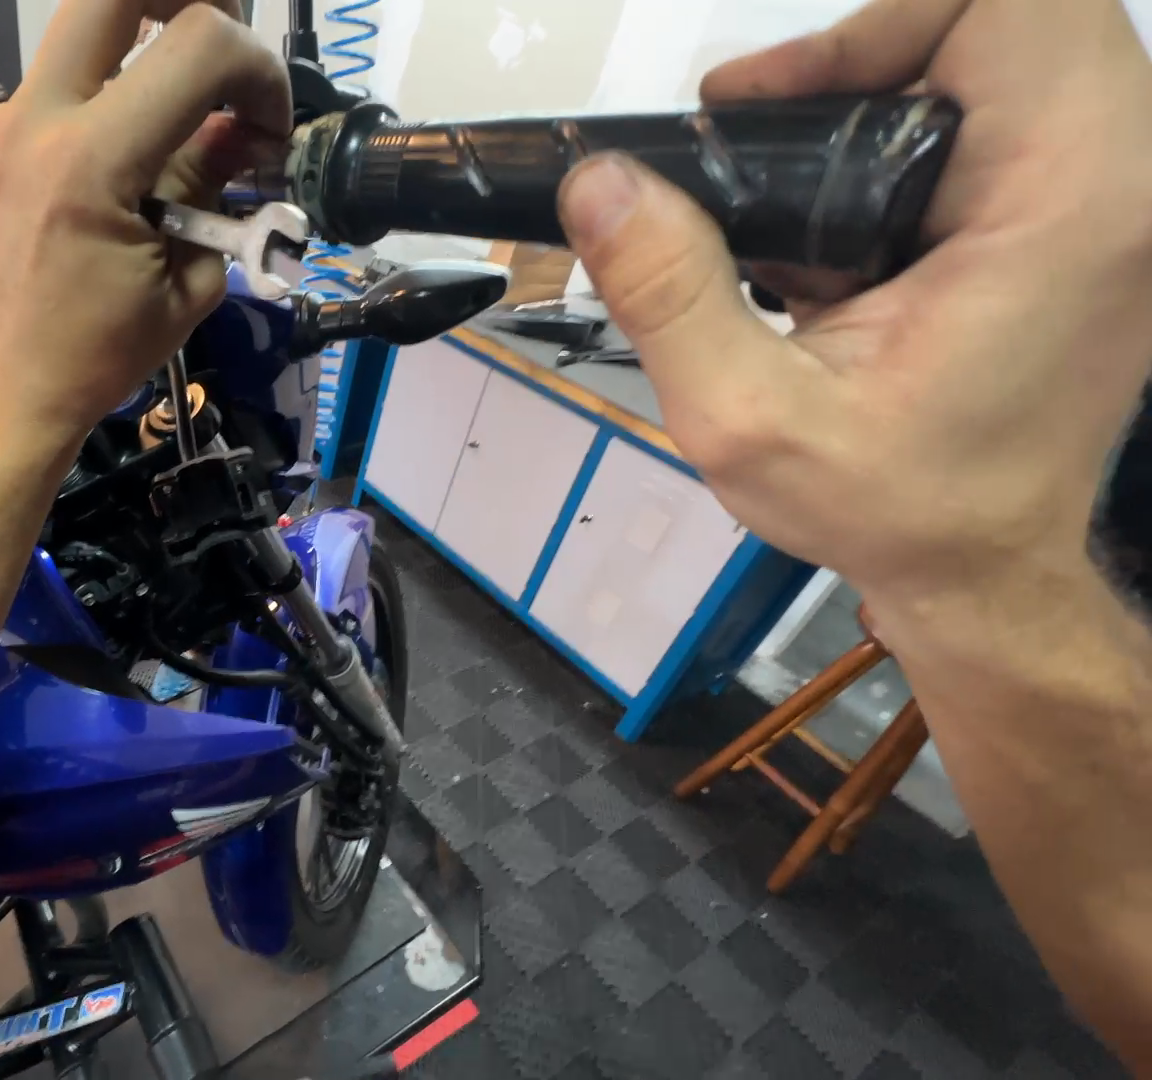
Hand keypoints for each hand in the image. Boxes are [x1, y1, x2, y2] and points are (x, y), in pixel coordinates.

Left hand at [0, 0, 289, 435]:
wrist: (23, 381)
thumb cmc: (106, 352)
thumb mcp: (190, 280)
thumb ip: (219, 187)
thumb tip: (246, 129)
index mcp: (92, 163)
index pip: (199, 45)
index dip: (259, 71)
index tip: (270, 128)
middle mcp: (41, 117)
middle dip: (197, 0)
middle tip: (229, 58)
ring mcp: (14, 116)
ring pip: (92, 16)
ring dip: (157, 34)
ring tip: (198, 99)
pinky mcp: (7, 131)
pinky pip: (74, 66)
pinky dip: (124, 76)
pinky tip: (149, 137)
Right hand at [558, 0, 1151, 618]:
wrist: (968, 569)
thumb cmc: (876, 505)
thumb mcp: (742, 411)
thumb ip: (669, 294)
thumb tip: (600, 187)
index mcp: (1068, 204)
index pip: (1012, 12)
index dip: (865, 32)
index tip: (748, 110)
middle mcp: (1110, 185)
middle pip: (989, 39)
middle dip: (842, 77)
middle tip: (730, 152)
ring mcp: (1087, 211)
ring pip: (971, 94)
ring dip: (845, 132)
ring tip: (743, 208)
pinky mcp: (1047, 239)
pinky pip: (962, 157)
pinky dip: (864, 180)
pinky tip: (792, 256)